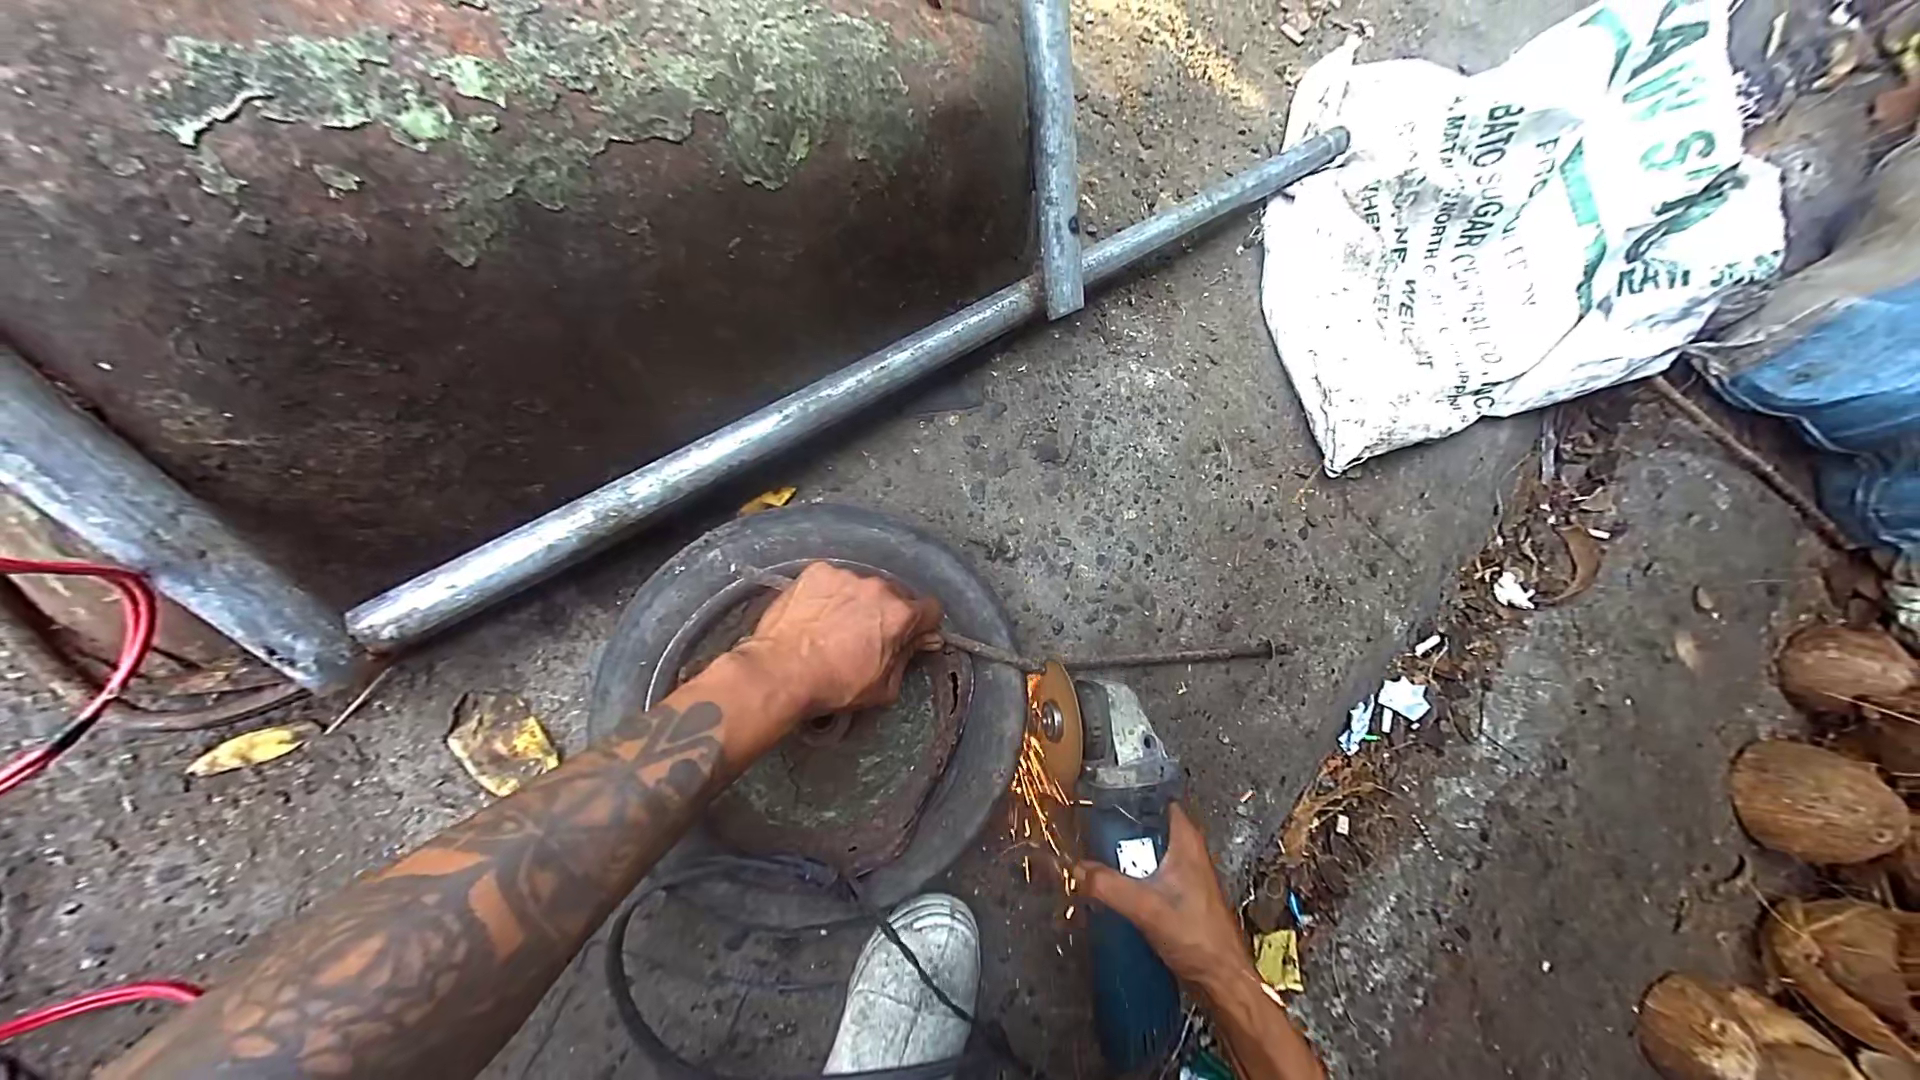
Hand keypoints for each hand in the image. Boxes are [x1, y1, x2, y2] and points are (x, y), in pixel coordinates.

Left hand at [736, 562, 943, 716]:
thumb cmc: (831, 685)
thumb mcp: (883, 686)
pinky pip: (833, 579)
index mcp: (900, 615)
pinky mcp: (818, 572)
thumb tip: (922, 642)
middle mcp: (878, 588)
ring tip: (834, 627)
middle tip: (866, 636)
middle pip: (895, 595)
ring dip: (856, 601)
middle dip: (886, 613)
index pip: (930, 609)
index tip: (911, 633)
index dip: (922, 624)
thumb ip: (908, 658)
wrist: (780, 673)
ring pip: (862, 586)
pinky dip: (829, 593)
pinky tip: (816, 615)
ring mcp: (846, 576)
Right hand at [1072, 804, 1253, 995]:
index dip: (1131, 797)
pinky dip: (1131, 878)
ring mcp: (1183, 875)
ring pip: (1147, 853)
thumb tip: (1078, 871)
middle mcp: (1187, 853)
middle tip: (1094, 834)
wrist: (1221, 981)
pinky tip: (1115, 889)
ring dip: (1124, 857)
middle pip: (1147, 828)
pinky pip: (1148, 876)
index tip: (1105, 799)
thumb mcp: (1146, 907)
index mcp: (1186, 841)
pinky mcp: (1178, 897)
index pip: (1157, 801)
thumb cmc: (1201, 939)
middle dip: (1120, 831)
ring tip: (1098, 859)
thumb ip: (1109, 886)